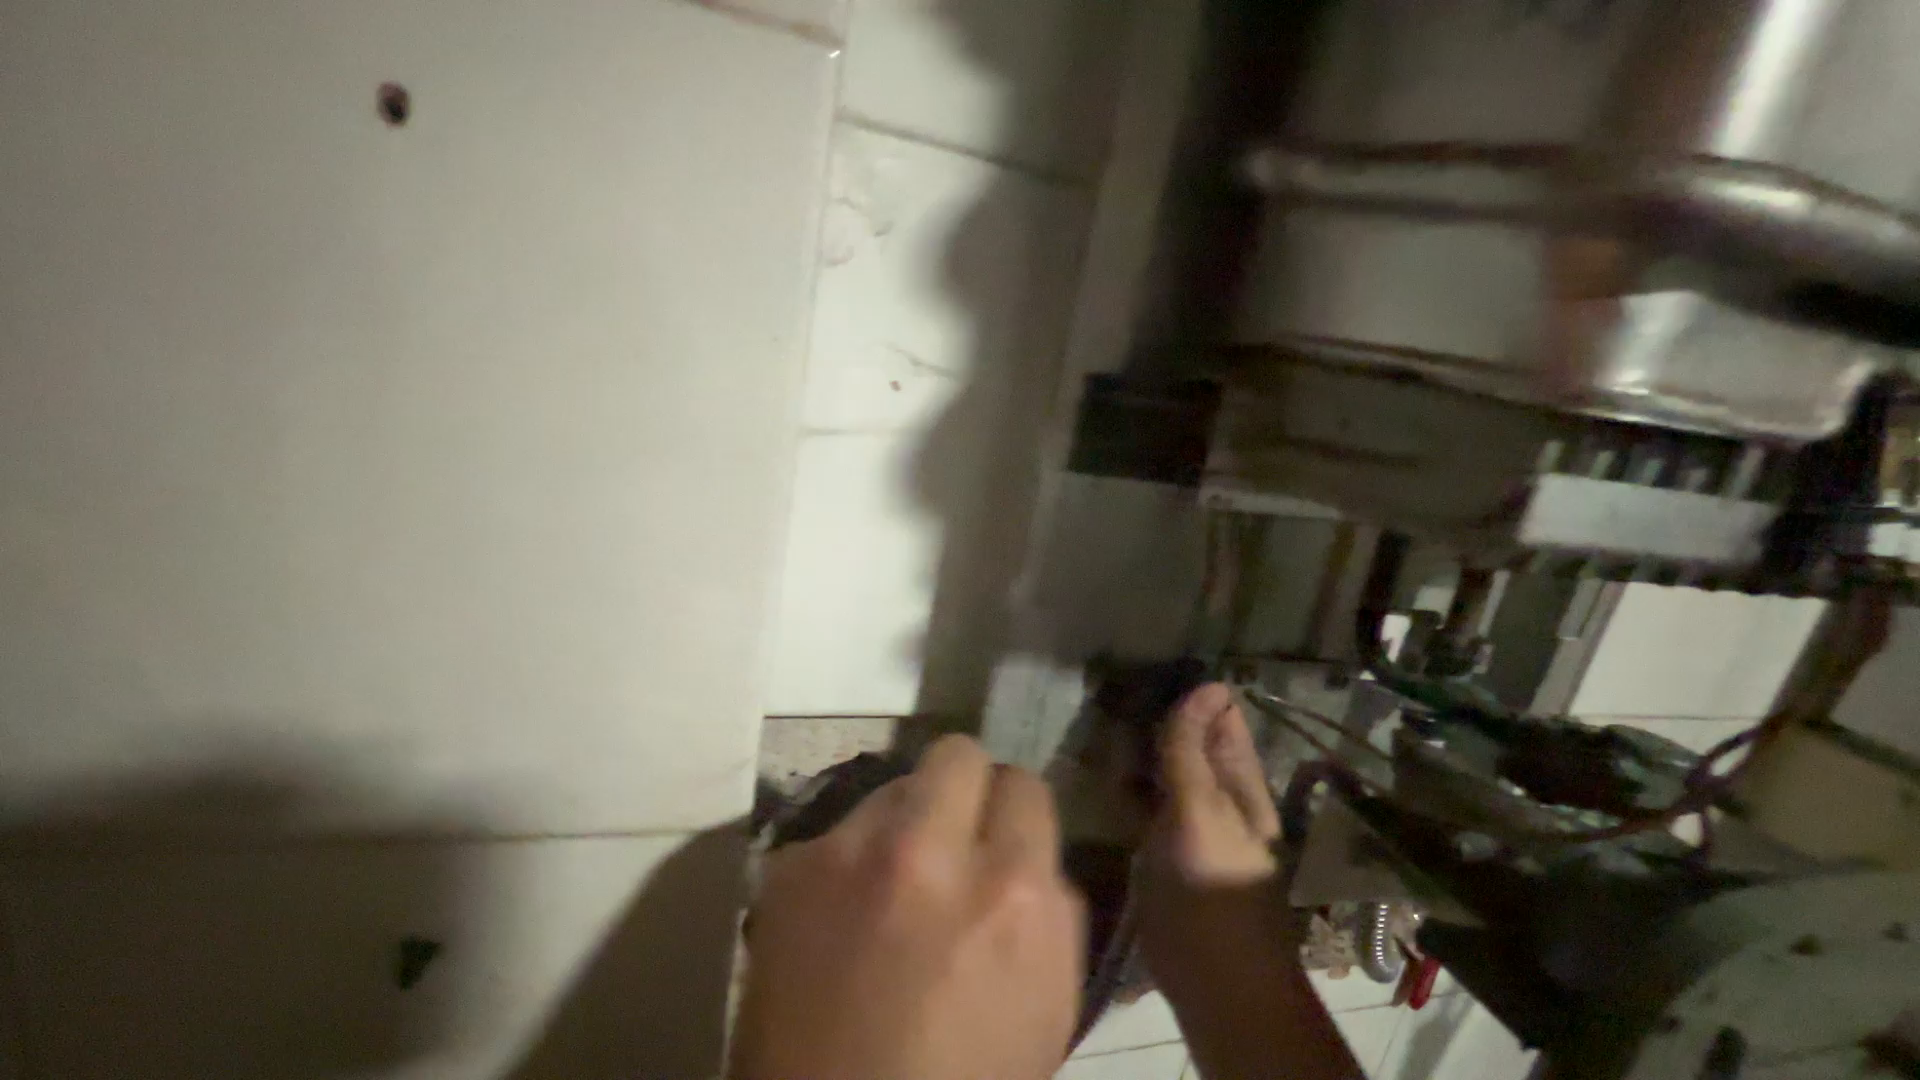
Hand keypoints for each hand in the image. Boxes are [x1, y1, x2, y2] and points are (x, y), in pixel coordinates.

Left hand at [731, 736, 1084, 1079]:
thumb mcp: (1047, 1004)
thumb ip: (1049, 911)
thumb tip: (1029, 856)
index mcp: (1014, 893)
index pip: (1025, 785)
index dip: (1015, 811)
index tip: (1003, 833)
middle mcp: (933, 853)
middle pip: (957, 754)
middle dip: (965, 784)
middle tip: (956, 828)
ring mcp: (852, 852)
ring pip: (893, 785)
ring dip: (904, 821)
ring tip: (894, 877)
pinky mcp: (792, 865)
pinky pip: (839, 831)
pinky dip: (850, 859)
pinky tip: (841, 912)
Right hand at [1135, 685, 1363, 1079]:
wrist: (1218, 988)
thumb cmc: (1211, 894)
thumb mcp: (1199, 813)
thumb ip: (1193, 754)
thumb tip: (1208, 687)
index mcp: (1241, 787)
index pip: (1222, 723)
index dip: (1197, 695)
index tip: (1155, 667)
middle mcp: (1223, 803)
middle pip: (1196, 748)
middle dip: (1165, 720)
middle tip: (1118, 693)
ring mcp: (1196, 832)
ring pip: (1172, 776)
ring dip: (1146, 752)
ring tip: (1107, 727)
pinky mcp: (1171, 859)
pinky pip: (1153, 807)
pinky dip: (1134, 788)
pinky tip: (1109, 783)